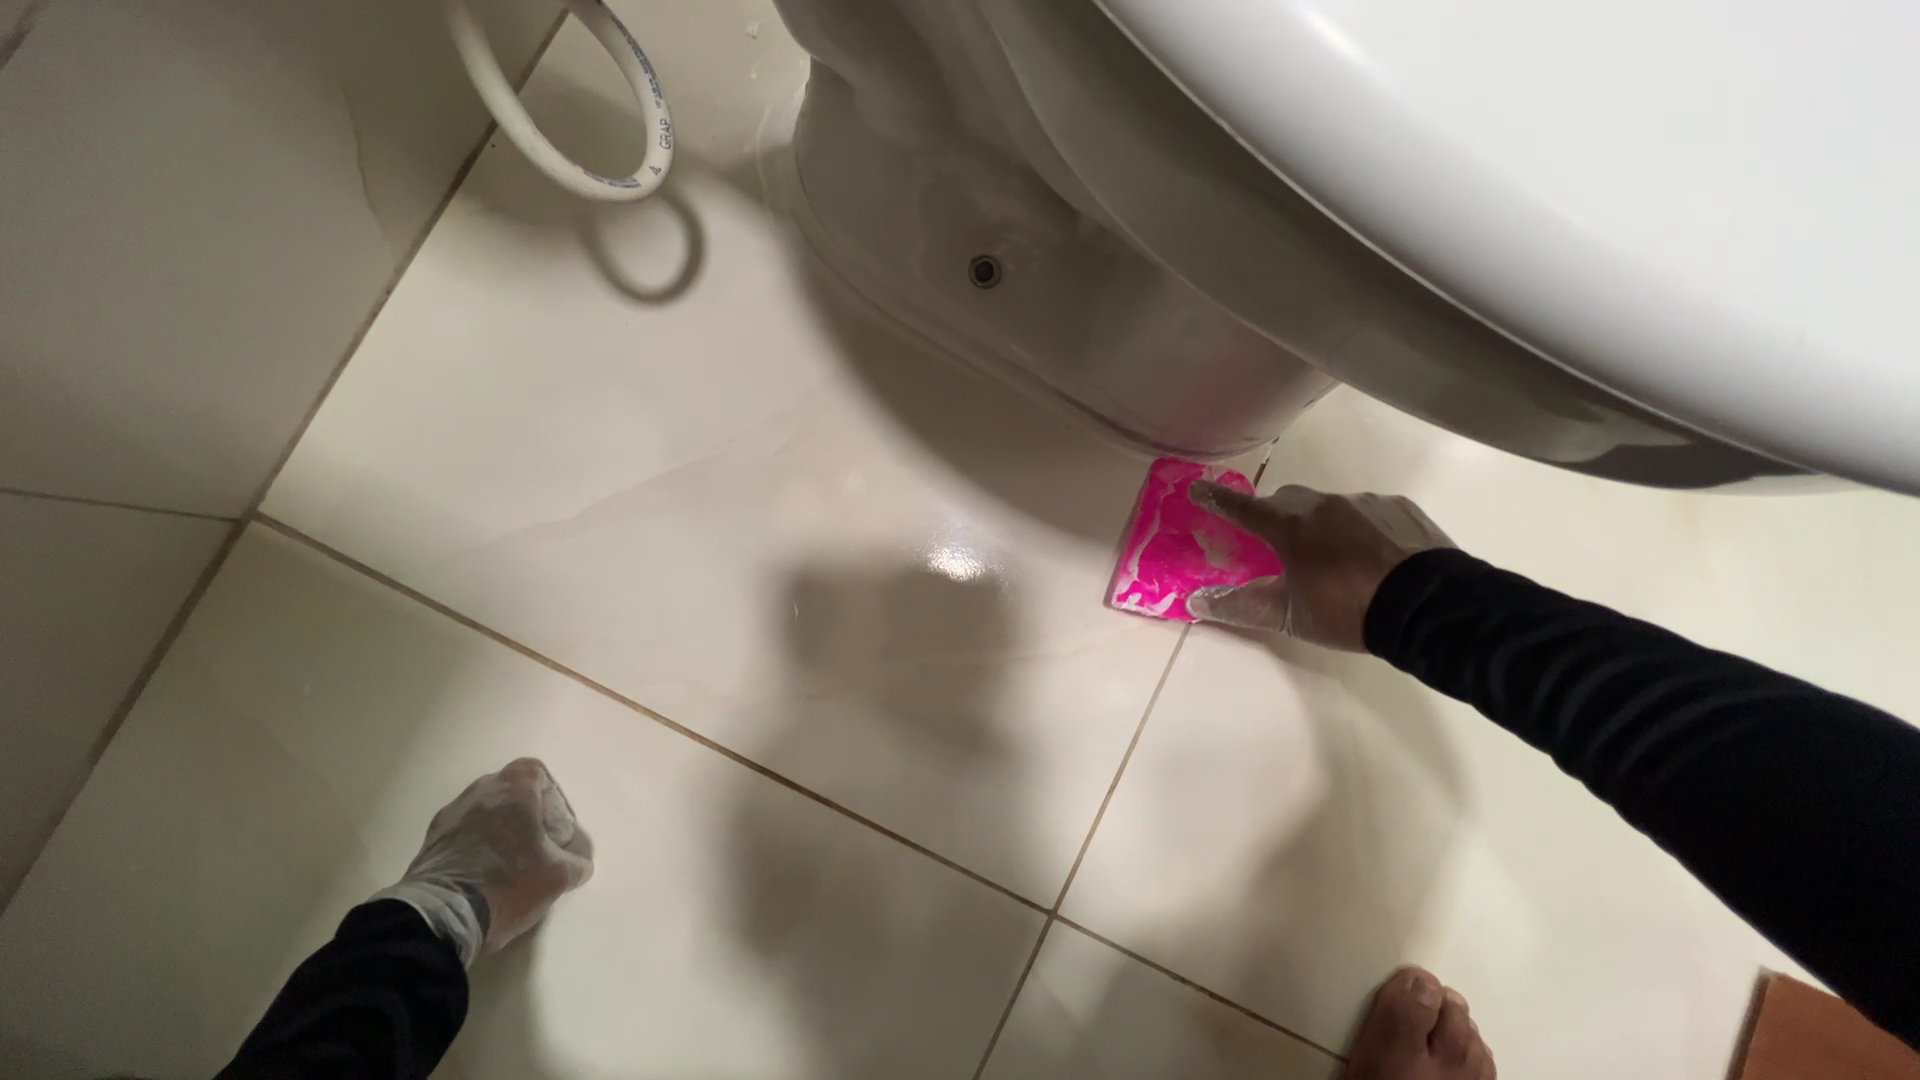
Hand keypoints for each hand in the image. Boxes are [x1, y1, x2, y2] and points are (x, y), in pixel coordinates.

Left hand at [376, 758, 593, 963]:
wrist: (439, 922)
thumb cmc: (508, 883)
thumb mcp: (558, 877)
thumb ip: (575, 863)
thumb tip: (578, 864)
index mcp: (512, 791)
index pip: (534, 771)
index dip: (549, 795)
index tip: (554, 826)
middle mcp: (477, 794)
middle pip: (507, 791)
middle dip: (524, 813)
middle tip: (536, 844)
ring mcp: (448, 819)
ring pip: (482, 813)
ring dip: (497, 830)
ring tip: (508, 864)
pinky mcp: (427, 846)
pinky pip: (460, 835)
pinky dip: (474, 847)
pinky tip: (482, 877)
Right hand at [1187, 482, 1454, 651]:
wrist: (1430, 608)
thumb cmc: (1348, 610)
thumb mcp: (1288, 616)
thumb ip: (1239, 606)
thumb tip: (1196, 601)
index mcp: (1290, 527)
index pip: (1242, 508)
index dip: (1217, 500)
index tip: (1197, 489)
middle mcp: (1323, 505)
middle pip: (1286, 501)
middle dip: (1274, 516)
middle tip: (1276, 543)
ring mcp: (1364, 503)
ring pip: (1328, 506)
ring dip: (1320, 524)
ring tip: (1332, 558)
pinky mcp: (1399, 508)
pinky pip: (1366, 512)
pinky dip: (1358, 528)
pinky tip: (1371, 556)